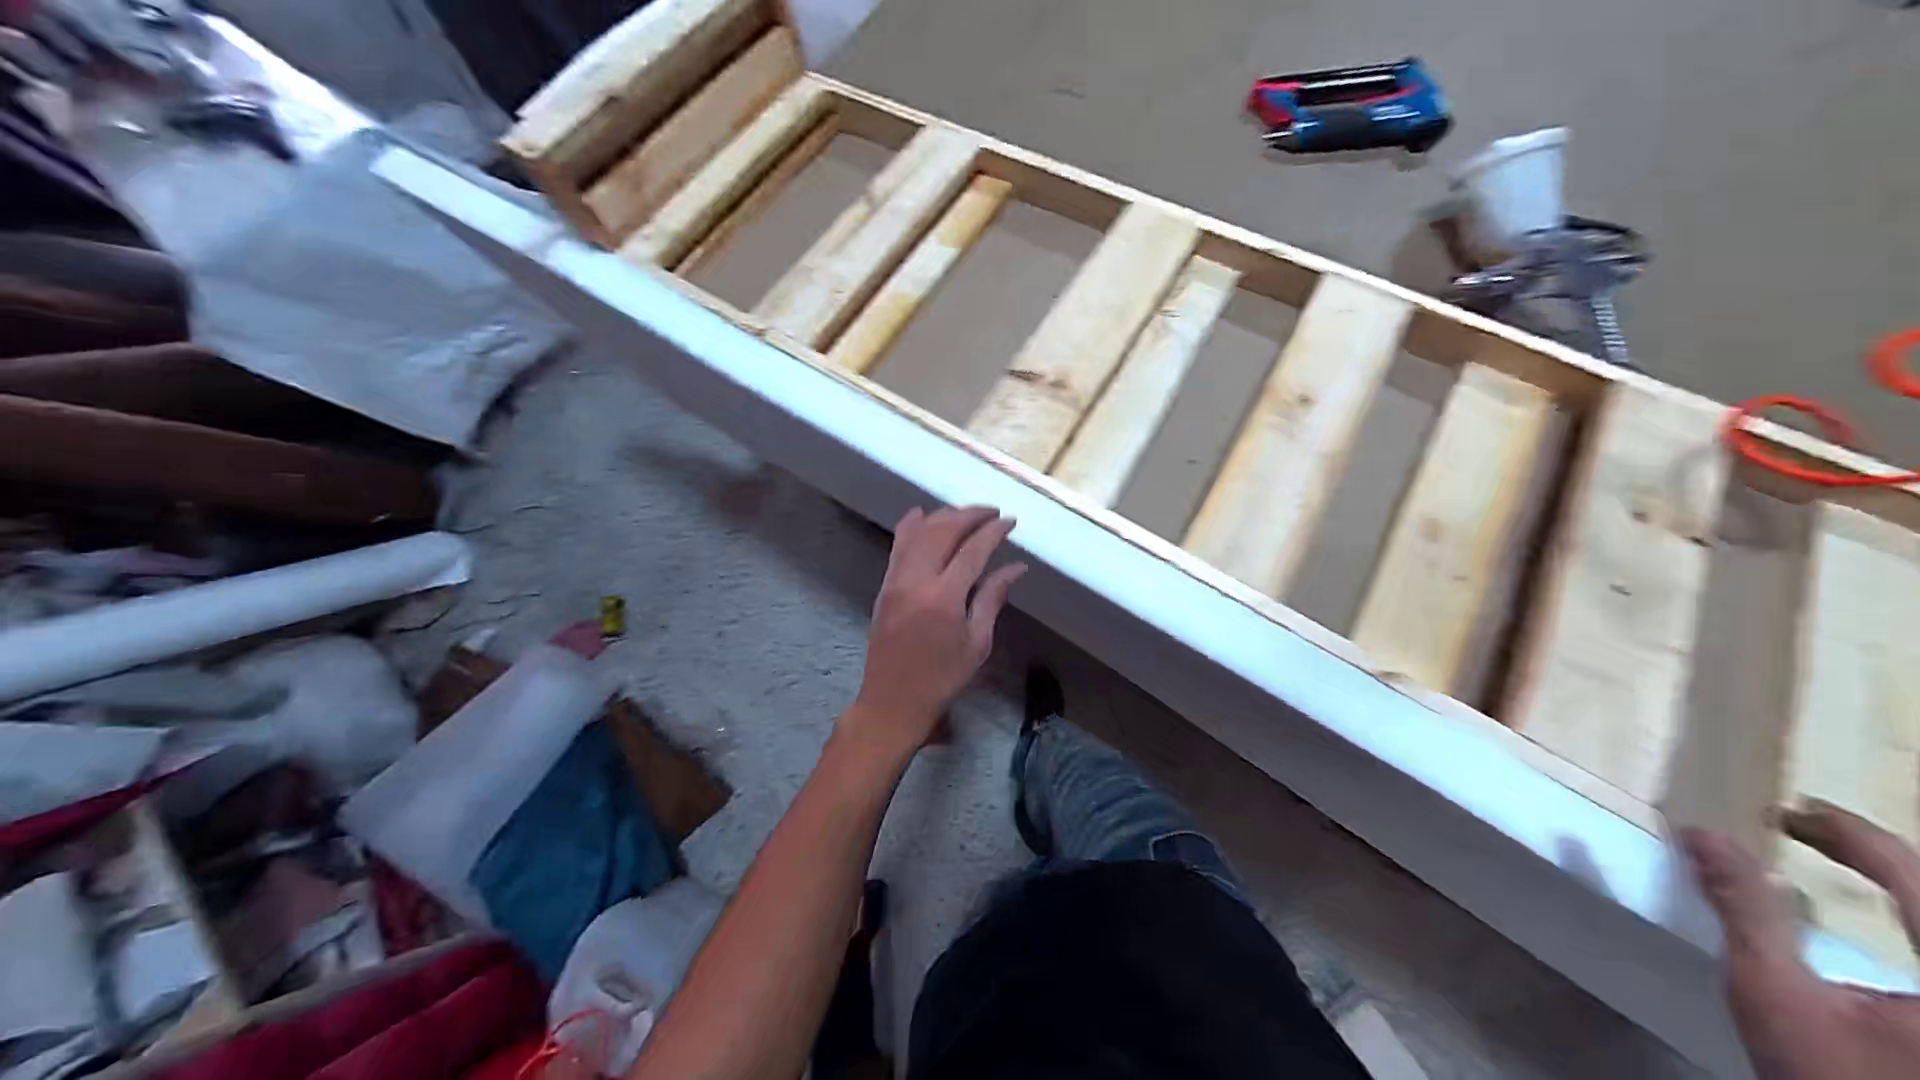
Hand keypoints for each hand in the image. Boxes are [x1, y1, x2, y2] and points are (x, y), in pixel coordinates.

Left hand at [845, 506, 1027, 759]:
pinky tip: (924, 515)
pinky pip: (898, 545)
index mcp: (944, 598)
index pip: (972, 550)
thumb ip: (992, 598)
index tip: (1010, 522)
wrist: (893, 701)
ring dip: (943, 516)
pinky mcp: (884, 586)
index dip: (993, 531)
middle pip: (943, 531)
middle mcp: (916, 581)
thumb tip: (1016, 567)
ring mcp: (895, 580)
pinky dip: (912, 526)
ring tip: (967, 514)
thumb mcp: (977, 642)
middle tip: (992, 513)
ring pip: (918, 532)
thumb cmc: (942, 679)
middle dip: (970, 516)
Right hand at [1681, 801, 1919, 1079]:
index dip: (1855, 836)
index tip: (1795, 810)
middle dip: (1876, 851)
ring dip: (1897, 878)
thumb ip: (1745, 910)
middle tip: (1807, 827)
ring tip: (1839, 854)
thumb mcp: (1774, 994)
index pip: (1916, 881)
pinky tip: (1884, 907)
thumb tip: (1703, 834)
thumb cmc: (1828, 1075)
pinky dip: (1910, 909)